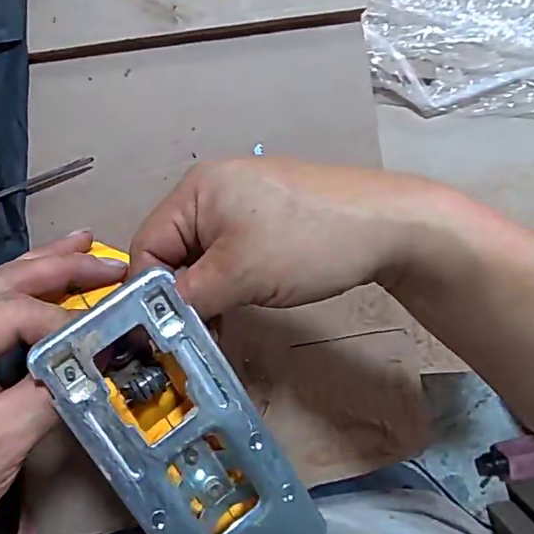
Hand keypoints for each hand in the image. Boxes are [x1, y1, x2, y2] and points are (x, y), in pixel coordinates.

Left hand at [0, 232, 125, 533]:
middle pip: (0, 285)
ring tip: (83, 248)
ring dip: (43, 272)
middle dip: (57, 267)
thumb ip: (48, 389)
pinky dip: (27, 299)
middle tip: (106, 258)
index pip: (8, 311)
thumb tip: (96, 358)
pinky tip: (51, 284)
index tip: (107, 326)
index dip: (61, 315)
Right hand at [129, 157, 455, 317]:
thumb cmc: (306, 243)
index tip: (152, 338)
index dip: (145, 294)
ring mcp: (243, 203)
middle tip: (182, 343)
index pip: (147, 246)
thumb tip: (154, 321)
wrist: (388, 226)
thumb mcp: (239, 274)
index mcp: (196, 190)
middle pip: (173, 252)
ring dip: (203, 297)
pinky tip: (233, 314)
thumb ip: (188, 297)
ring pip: (203, 258)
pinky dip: (227, 286)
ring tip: (211, 335)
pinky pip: (230, 256)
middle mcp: (213, 190)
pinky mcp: (267, 220)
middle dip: (177, 298)